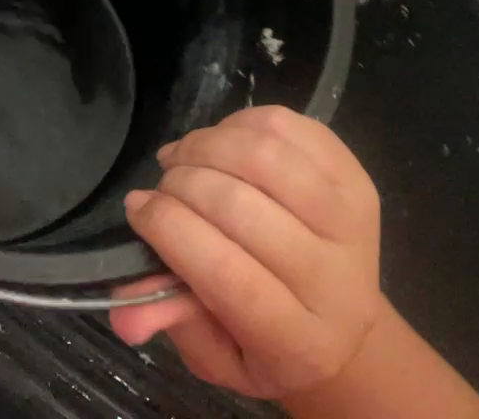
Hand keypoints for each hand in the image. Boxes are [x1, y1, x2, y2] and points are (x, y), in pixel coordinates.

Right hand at [108, 105, 383, 400]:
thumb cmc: (267, 340)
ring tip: (184, 158)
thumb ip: (174, 323)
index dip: (170, 230)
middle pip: (242, 208)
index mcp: (299, 340)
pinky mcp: (355, 176)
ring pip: (265, 156)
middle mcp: (336, 279)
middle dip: (181, 185)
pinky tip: (221, 143)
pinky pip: (287, 126)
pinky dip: (238, 124)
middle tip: (161, 187)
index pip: (228, 275)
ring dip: (206, 145)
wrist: (346, 323)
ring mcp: (351, 220)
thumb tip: (123, 315)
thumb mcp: (217, 354)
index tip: (136, 208)